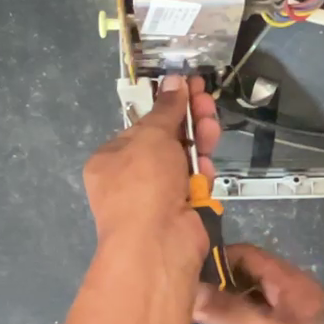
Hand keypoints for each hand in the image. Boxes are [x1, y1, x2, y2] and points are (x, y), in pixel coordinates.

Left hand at [83, 75, 220, 271]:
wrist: (157, 243)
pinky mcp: (181, 210)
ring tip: (212, 126)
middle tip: (207, 101)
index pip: (143, 126)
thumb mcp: (151, 136)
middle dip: (188, 120)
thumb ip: (166, 109)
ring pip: (184, 160)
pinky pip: (194, 183)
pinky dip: (202, 173)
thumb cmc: (143, 183)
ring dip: (198, 142)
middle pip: (166, 141)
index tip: (190, 87)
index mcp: (112, 159)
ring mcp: (157, 196)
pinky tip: (206, 165)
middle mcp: (131, 178)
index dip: (167, 106)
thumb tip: (174, 80)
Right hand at [192, 244, 323, 323]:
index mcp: (292, 284)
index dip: (218, 260)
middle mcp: (293, 299)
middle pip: (247, 286)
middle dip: (219, 300)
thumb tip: (191, 289)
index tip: (185, 274)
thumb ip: (232, 313)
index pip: (248, 256)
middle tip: (188, 316)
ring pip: (252, 317)